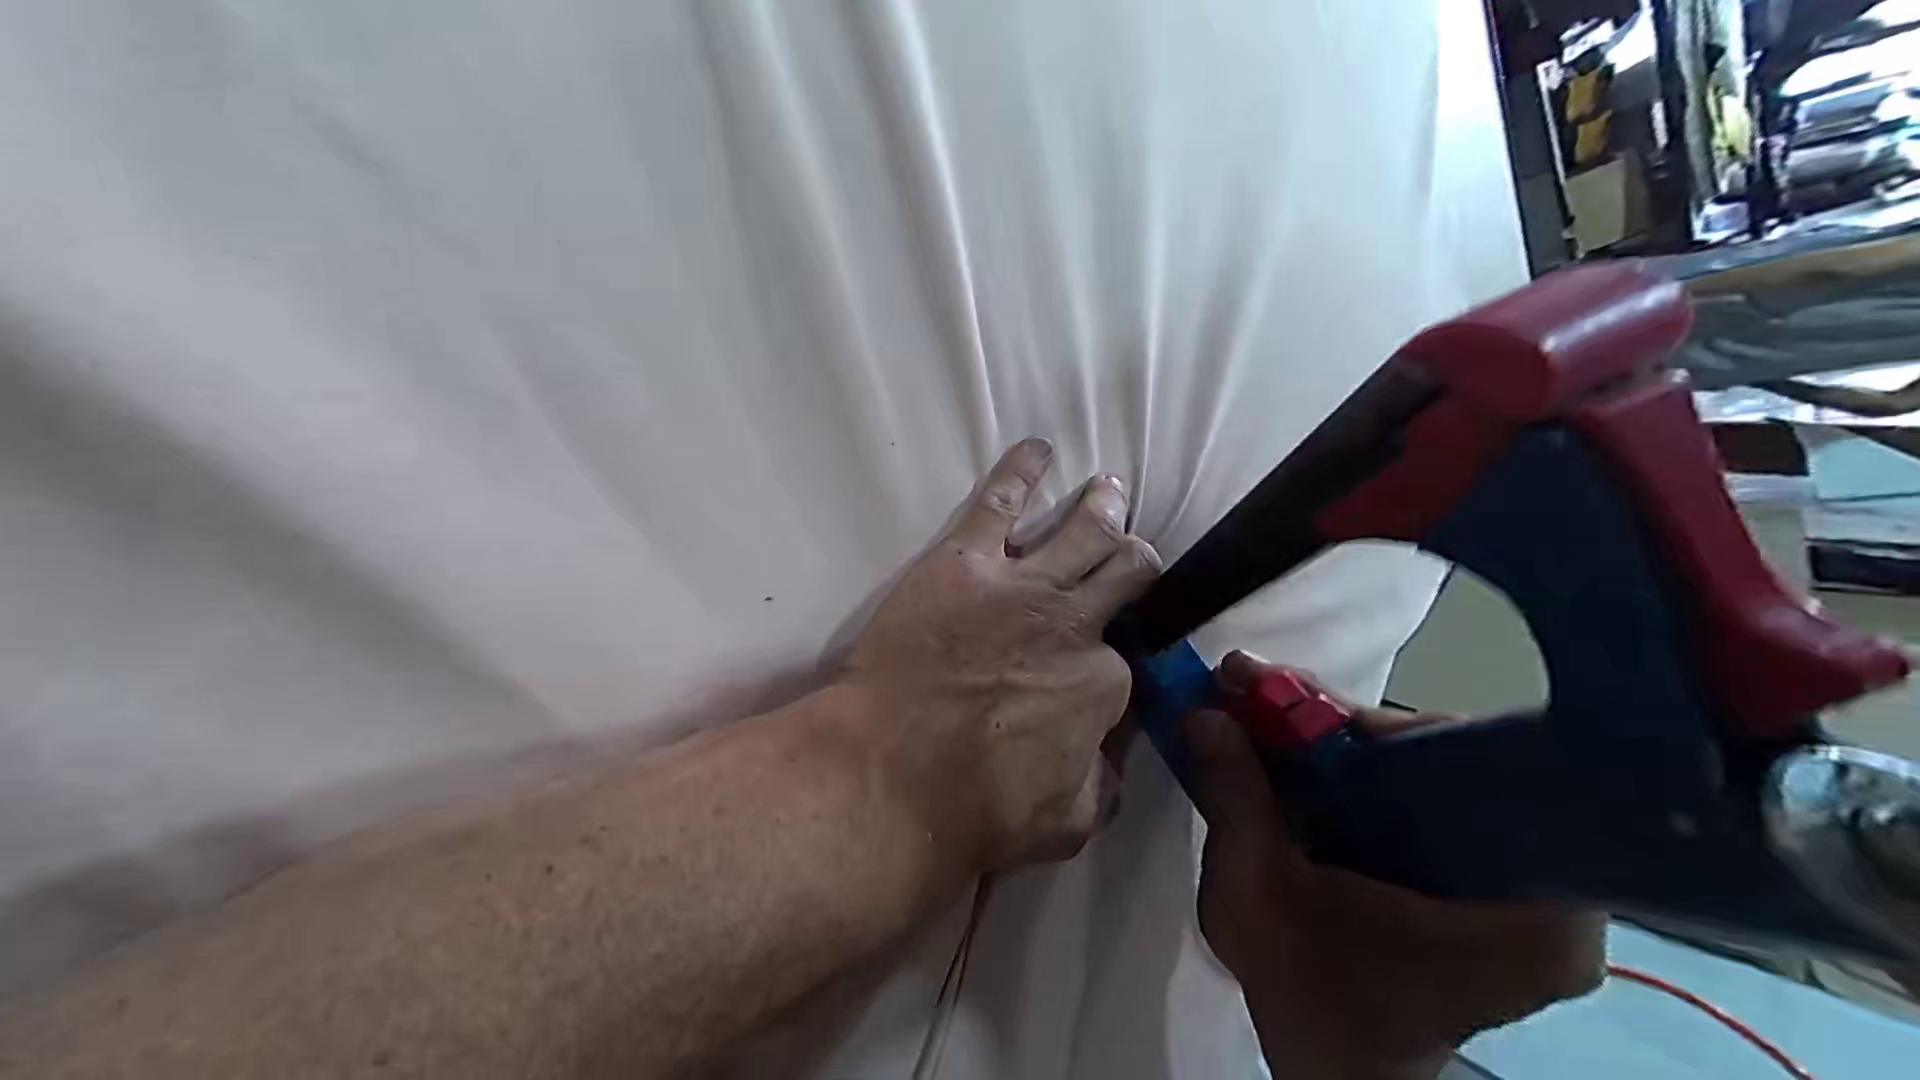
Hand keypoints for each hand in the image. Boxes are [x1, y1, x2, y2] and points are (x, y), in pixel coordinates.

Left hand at [845, 438, 1161, 873]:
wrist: (890, 771)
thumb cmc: (976, 807)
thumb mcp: (1068, 821)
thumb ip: (1102, 784)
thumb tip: (1110, 757)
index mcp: (1103, 681)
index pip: (1129, 652)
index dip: (1119, 652)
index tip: (1105, 654)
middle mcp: (1075, 621)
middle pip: (1126, 569)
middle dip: (1136, 556)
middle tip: (1135, 551)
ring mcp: (1022, 583)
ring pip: (1084, 528)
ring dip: (1104, 504)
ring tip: (1110, 487)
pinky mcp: (964, 560)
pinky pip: (999, 501)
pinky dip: (1020, 471)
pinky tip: (1037, 449)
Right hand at [1186, 653, 1605, 1079]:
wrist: (1334, 1072)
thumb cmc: (1312, 995)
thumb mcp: (1256, 893)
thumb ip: (1234, 795)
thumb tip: (1203, 709)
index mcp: (1529, 902)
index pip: (1453, 762)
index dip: (1357, 721)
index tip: (1278, 693)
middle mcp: (1546, 882)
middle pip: (1428, 759)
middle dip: (1328, 724)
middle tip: (1249, 689)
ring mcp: (1514, 878)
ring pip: (1412, 771)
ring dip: (1328, 741)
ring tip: (1254, 709)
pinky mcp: (1473, 875)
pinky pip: (1408, 796)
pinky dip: (1342, 771)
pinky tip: (1286, 752)